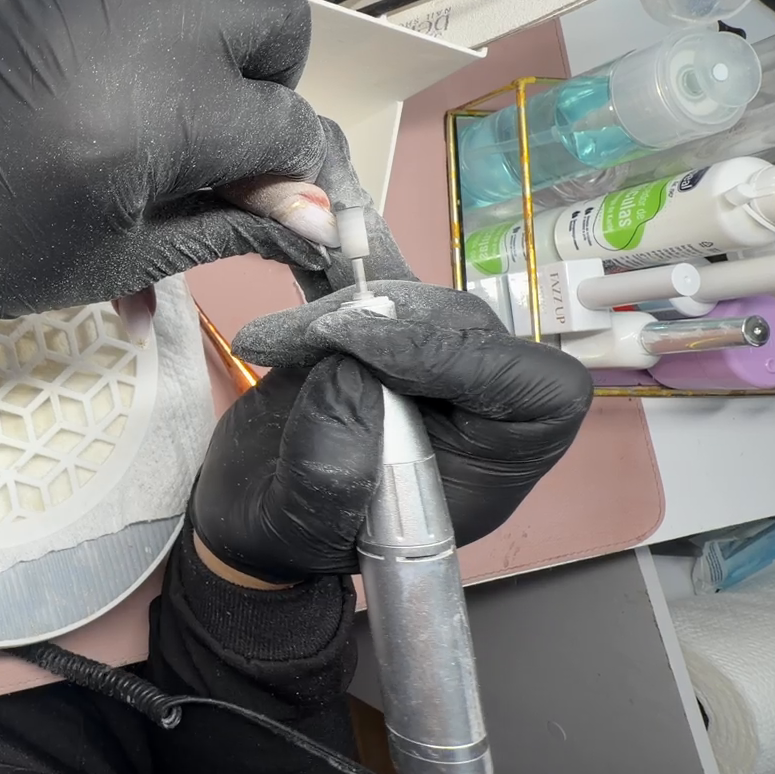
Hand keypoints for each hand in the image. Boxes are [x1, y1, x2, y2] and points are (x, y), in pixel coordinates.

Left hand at [0, 0, 334, 330]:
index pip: (288, 125)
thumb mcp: (126, 255)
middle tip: (212, 110)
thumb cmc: (4, 251)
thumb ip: (231, 223)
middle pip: (274, 19)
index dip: (295, 162)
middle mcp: (149, 16)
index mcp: (171, 116)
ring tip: (174, 19)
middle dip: (260, 76)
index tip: (283, 177)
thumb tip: (323, 214)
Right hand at [192, 281, 592, 583]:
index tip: (362, 351)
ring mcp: (414, 365)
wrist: (244, 515)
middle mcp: (466, 403)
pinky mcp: (364, 340)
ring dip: (339, 302)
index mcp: (485, 461)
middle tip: (302, 338)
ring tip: (269, 339)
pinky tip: (307, 235)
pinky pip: (366, 289)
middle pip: (465, 327)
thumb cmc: (285, 538)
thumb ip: (333, 465)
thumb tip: (348, 366)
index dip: (461, 356)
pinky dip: (334, 264)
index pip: (530, 390)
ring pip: (410, 300)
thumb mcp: (305, 525)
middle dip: (381, 322)